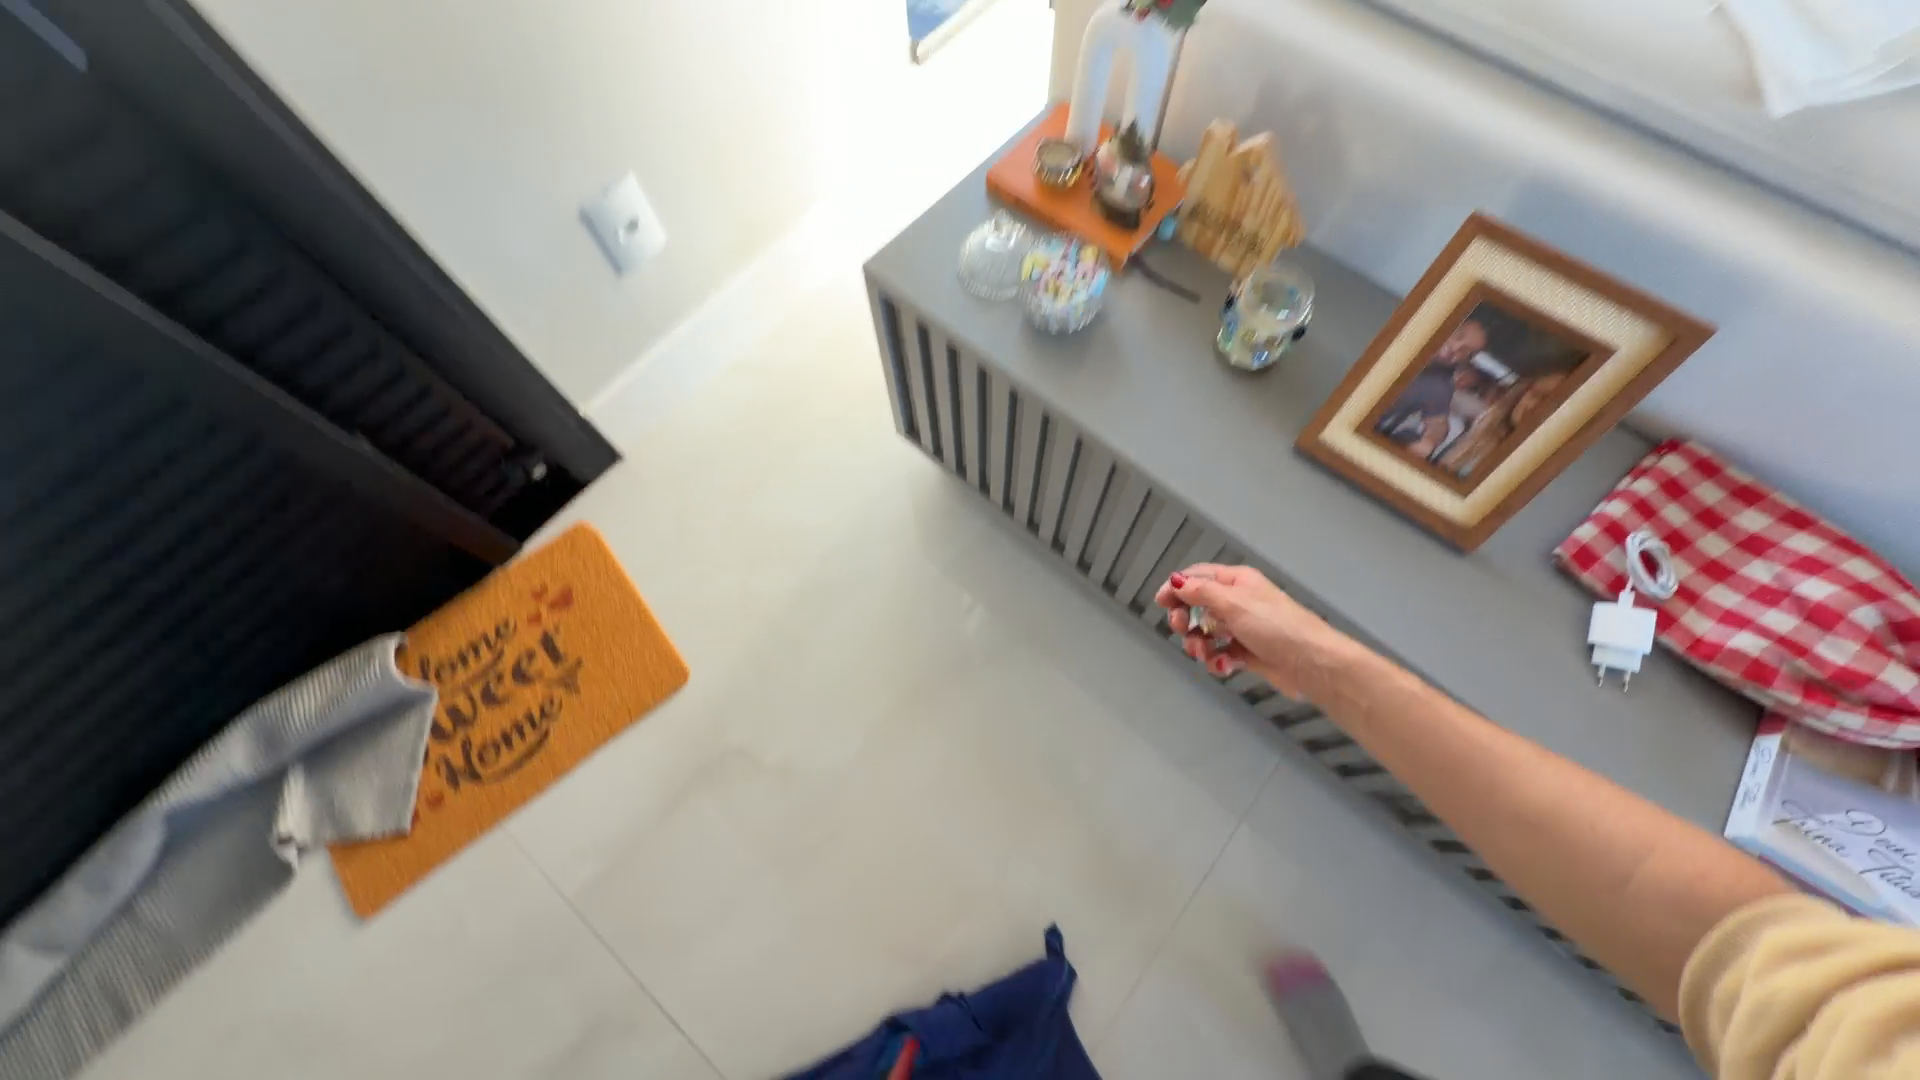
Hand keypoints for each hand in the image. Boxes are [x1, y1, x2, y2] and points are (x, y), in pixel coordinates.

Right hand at [1153, 564, 1354, 699]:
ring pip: (1206, 633)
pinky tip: (1224, 667)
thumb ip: (1201, 592)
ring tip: (1205, 654)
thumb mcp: (1234, 604)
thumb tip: (1175, 581)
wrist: (1312, 664)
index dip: (1176, 587)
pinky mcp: (1247, 653)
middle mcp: (1238, 602)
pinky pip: (1220, 654)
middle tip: (1180, 629)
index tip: (1161, 603)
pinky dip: (1217, 661)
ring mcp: (1242, 628)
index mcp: (1237, 582)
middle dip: (1185, 619)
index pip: (1197, 577)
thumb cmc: (1275, 627)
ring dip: (1198, 644)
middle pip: (1197, 606)